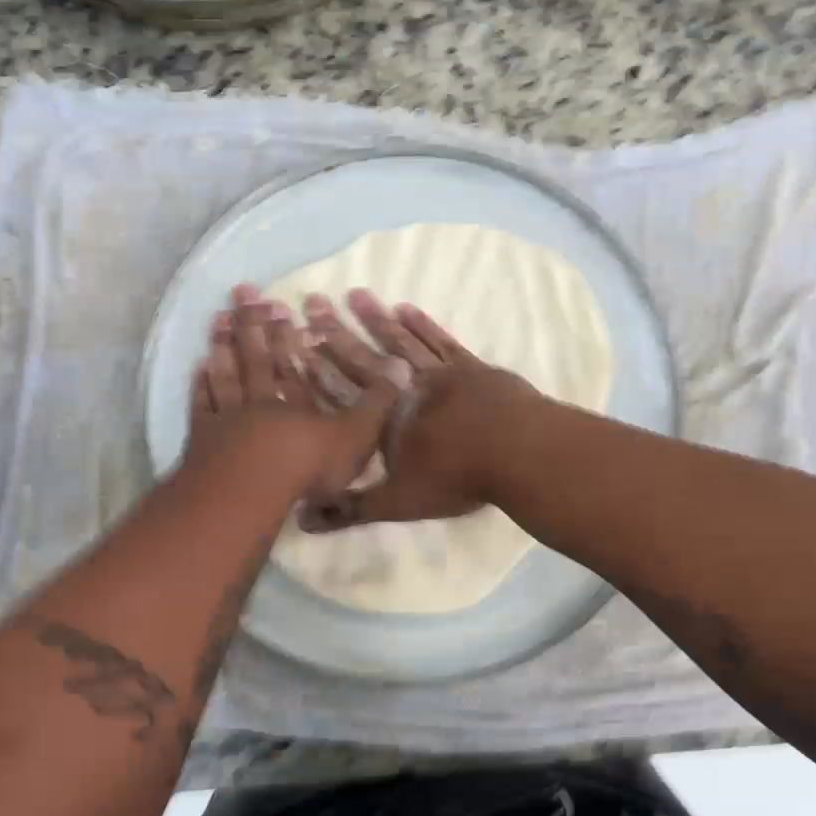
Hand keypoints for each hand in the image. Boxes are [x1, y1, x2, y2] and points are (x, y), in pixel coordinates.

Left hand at [187, 284, 410, 503]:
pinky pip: (201, 406)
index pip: (289, 361)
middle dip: (249, 324)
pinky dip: (200, 386)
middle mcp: (259, 402)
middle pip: (253, 358)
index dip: (284, 334)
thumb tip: (403, 365)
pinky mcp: (202, 440)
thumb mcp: (355, 436)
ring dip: (221, 346)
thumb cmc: (305, 465)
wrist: (249, 492)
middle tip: (241, 291)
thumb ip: (377, 403)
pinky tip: (198, 368)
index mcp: (294, 402)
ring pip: (224, 375)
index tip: (278, 304)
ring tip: (218, 319)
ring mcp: (226, 419)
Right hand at [297, 288, 539, 532]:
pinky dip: (422, 324)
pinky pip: (441, 340)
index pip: (342, 389)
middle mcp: (408, 388)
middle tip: (312, 302)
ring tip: (355, 295)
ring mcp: (442, 373)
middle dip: (336, 331)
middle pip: (366, 356)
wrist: (521, 451)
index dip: (317, 367)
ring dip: (376, 319)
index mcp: (385, 420)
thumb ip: (352, 508)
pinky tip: (405, 308)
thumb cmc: (457, 477)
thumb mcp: (399, 502)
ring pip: (402, 340)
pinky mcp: (473, 367)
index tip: (294, 341)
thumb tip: (302, 521)